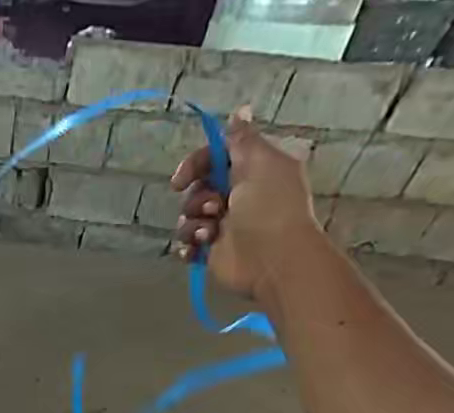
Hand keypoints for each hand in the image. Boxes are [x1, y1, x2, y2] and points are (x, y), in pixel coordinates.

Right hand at [169, 108, 322, 300]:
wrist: (273, 259)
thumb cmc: (269, 208)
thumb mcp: (260, 162)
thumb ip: (243, 139)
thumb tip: (239, 110)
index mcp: (250, 171)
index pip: (213, 158)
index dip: (195, 165)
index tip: (180, 179)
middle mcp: (236, 196)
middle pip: (197, 188)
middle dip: (197, 198)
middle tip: (213, 208)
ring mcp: (223, 225)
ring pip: (188, 217)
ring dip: (192, 224)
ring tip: (209, 233)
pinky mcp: (211, 252)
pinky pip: (186, 244)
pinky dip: (187, 246)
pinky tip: (197, 249)